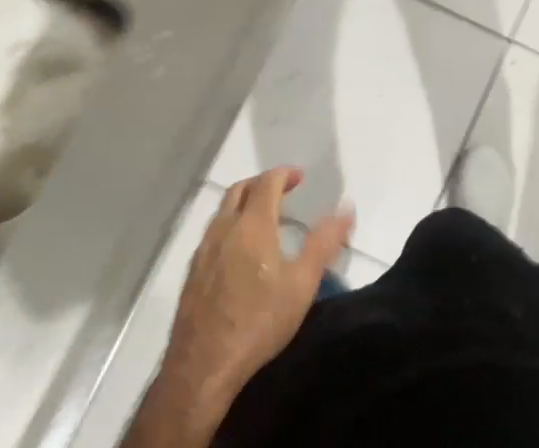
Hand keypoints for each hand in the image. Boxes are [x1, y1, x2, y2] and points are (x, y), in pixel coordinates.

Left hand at [164, 167, 353, 399]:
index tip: (300, 177)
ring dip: (244, 203)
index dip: (284, 174)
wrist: (203, 365)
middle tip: (283, 191)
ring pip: (222, 211)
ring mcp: (203, 251)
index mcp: (252, 225)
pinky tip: (240, 252)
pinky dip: (230, 226)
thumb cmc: (260, 321)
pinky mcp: (192, 273)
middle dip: (262, 183)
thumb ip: (324, 242)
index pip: (267, 183)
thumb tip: (347, 209)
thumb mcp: (303, 283)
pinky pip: (212, 234)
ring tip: (265, 219)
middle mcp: (223, 229)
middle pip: (239, 190)